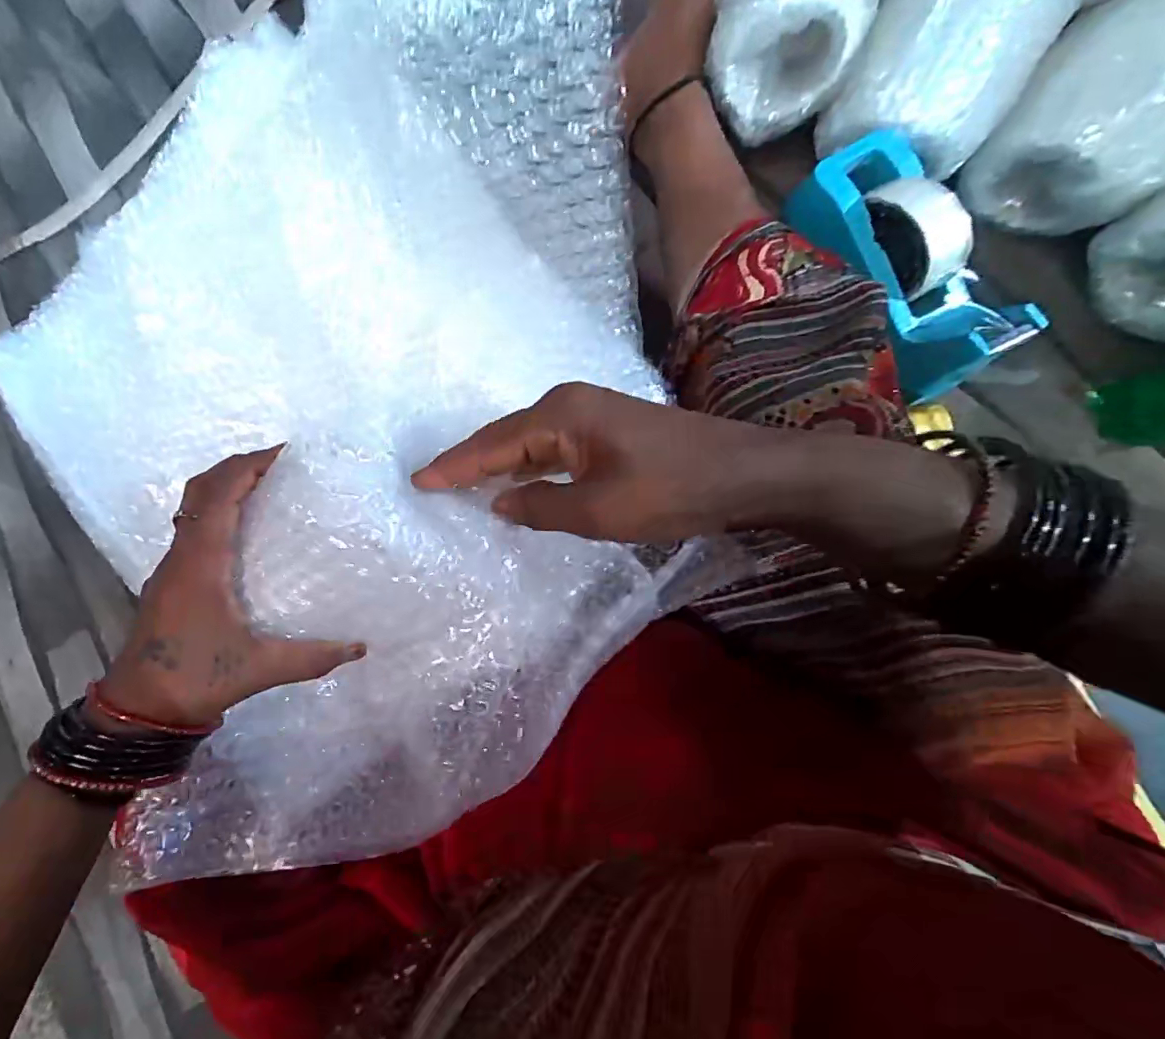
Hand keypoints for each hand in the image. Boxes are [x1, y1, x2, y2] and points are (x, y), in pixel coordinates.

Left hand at [99, 446, 365, 730]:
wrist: (141, 708)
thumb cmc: (195, 678)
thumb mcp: (260, 669)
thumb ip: (312, 658)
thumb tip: (359, 649)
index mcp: (202, 563)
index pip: (221, 494)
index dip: (249, 465)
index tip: (284, 453)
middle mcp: (182, 555)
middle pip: (201, 489)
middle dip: (238, 466)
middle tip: (279, 465)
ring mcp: (171, 567)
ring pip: (192, 506)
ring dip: (224, 486)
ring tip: (266, 488)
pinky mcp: (170, 581)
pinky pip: (192, 527)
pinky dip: (217, 511)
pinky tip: (244, 531)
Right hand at [410, 382, 807, 543]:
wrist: (746, 473)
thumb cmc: (671, 490)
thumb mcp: (598, 510)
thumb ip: (540, 507)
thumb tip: (499, 504)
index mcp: (560, 416)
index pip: (492, 444)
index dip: (455, 466)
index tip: (418, 480)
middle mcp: (568, 403)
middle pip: (504, 435)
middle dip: (468, 460)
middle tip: (430, 481)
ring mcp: (589, 412)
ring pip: (526, 440)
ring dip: (495, 461)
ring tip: (459, 482)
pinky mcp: (605, 427)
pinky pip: (549, 445)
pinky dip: (526, 463)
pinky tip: (514, 480)